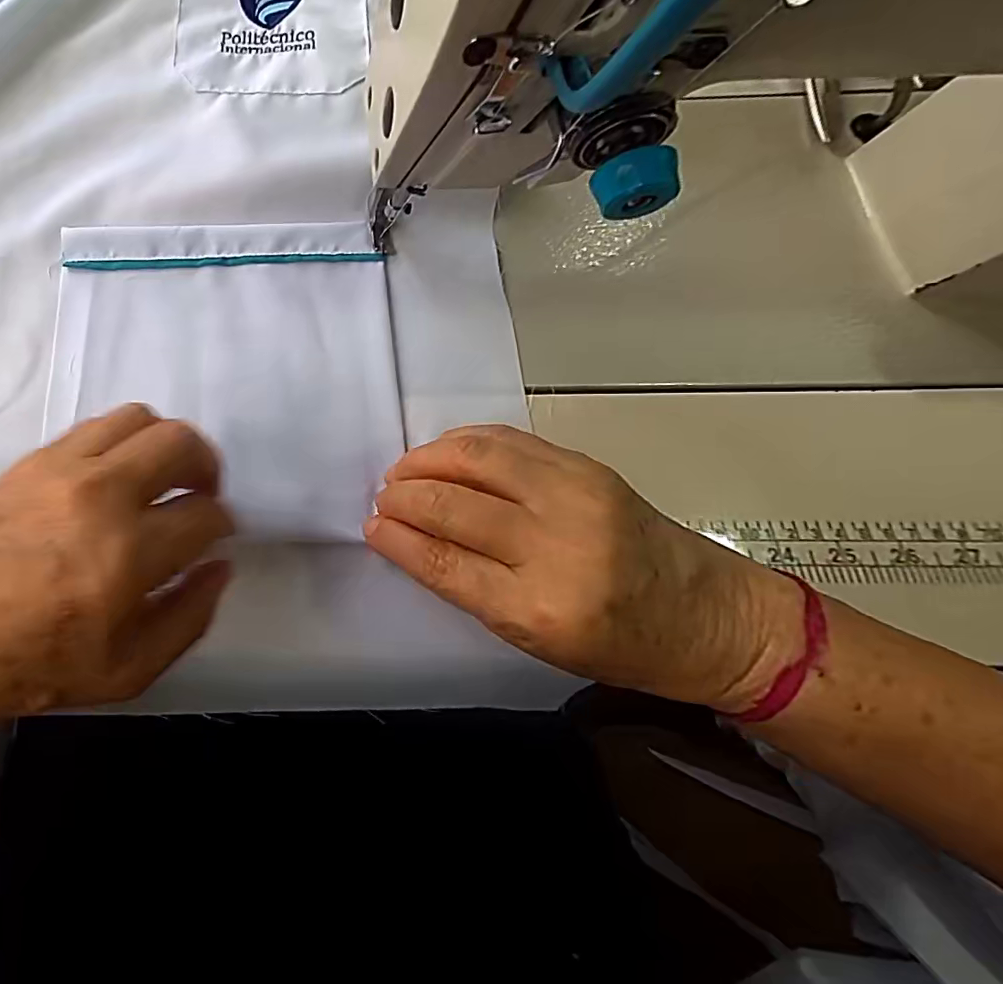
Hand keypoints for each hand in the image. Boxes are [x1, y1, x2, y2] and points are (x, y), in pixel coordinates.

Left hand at [0, 404, 235, 777]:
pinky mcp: (28, 460)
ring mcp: (59, 468)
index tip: (213, 534)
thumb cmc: (28, 665)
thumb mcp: (125, 672)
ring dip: (163, 444)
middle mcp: (98, 495)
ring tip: (159, 478)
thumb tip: (218, 566)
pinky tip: (111, 478)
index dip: (221, 524)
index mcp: (126, 555)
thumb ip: (186, 618)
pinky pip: (92, 426)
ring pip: (137, 418)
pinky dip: (119, 442)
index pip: (204, 515)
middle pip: (180, 443)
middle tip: (199, 495)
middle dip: (205, 466)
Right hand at [363, 425, 803, 711]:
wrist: (712, 618)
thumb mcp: (528, 634)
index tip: (371, 526)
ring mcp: (578, 498)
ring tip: (404, 473)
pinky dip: (460, 443)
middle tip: (383, 499)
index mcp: (540, 607)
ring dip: (423, 460)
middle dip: (401, 497)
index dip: (396, 538)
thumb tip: (403, 536)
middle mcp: (560, 547)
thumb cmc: (613, 642)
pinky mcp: (589, 468)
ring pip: (474, 458)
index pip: (442, 561)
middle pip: (451, 506)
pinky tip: (442, 456)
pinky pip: (505, 440)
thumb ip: (464, 582)